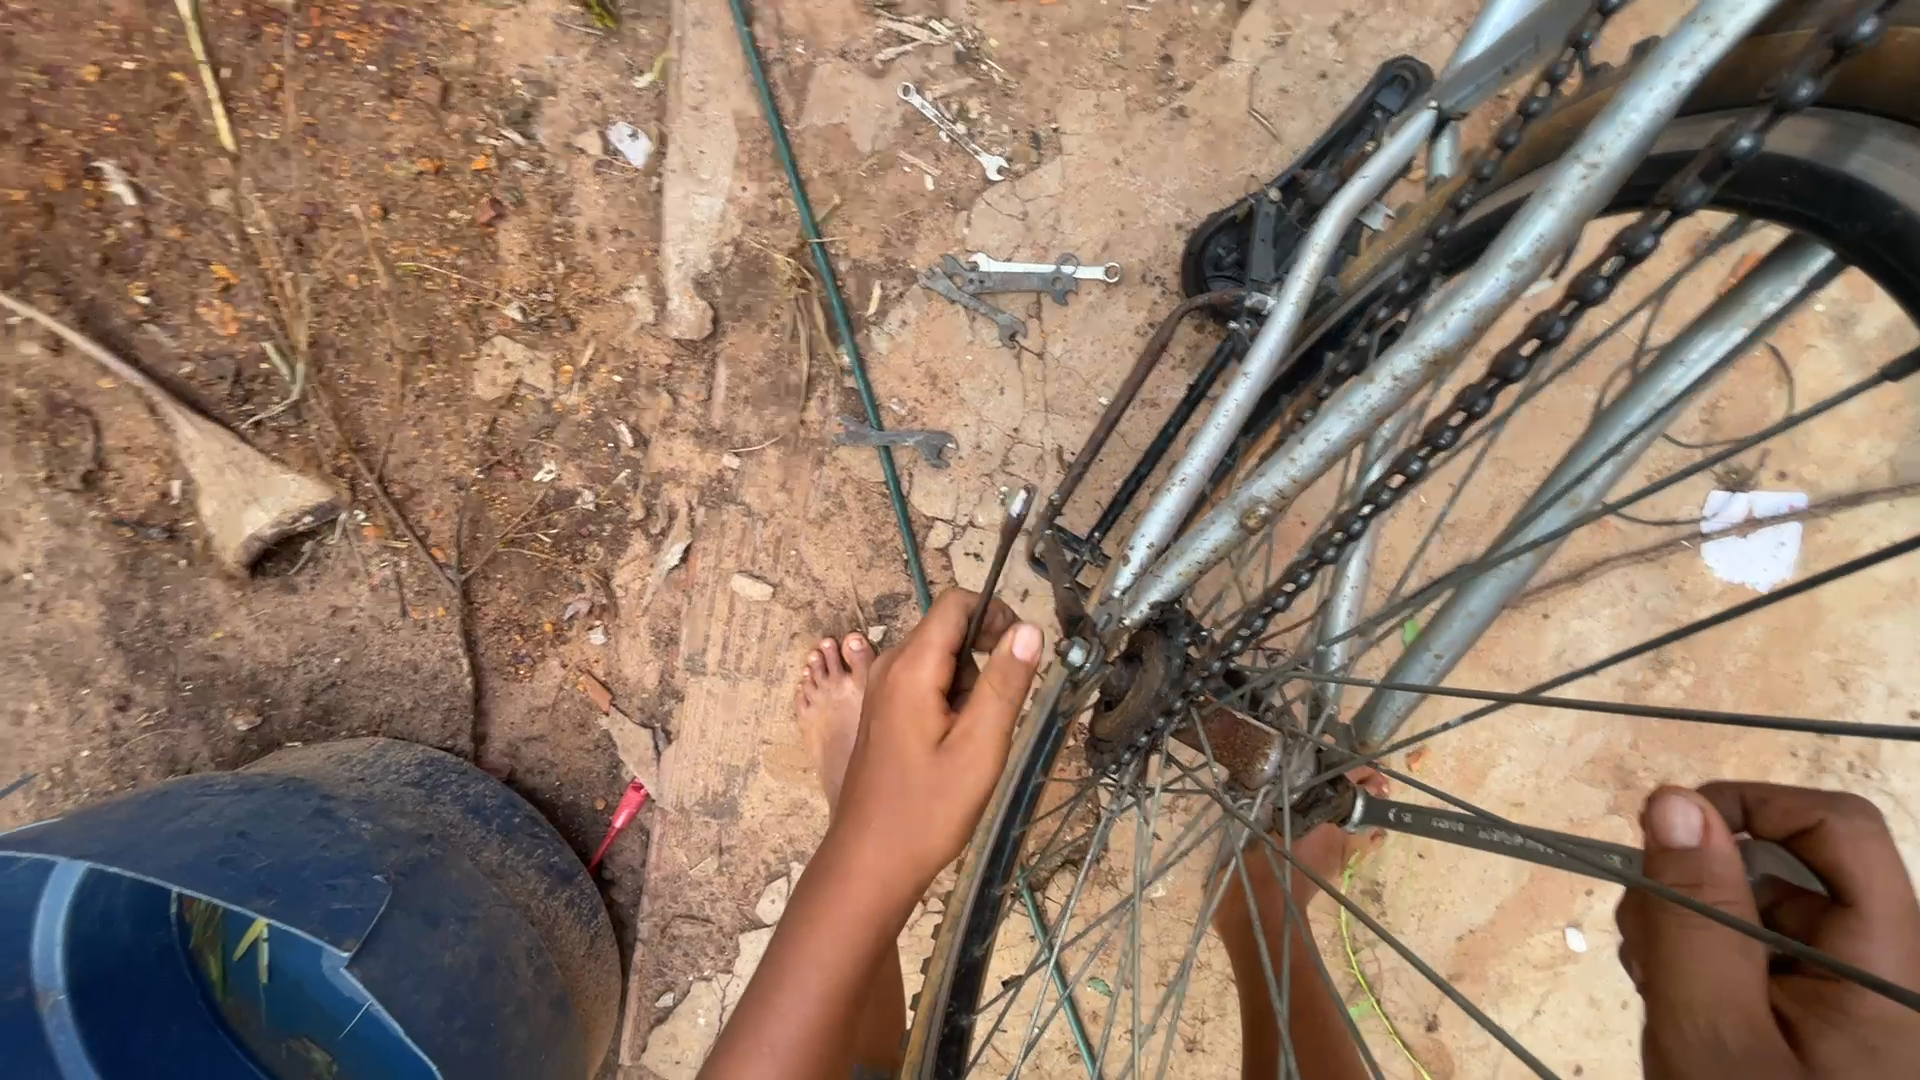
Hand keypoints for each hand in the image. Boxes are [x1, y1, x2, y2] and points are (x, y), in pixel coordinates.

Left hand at [822, 589, 1043, 907]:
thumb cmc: (928, 808)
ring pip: (939, 658)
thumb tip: (1029, 628)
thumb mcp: (980, 746)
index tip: (1019, 656)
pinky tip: (953, 745)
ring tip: (972, 739)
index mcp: (911, 666)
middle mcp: (890, 665)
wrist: (870, 860)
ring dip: (968, 684)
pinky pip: (924, 681)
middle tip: (995, 714)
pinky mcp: (882, 709)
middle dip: (983, 658)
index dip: (996, 615)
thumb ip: (1005, 682)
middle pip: (949, 630)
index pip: (956, 602)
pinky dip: (949, 700)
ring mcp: (881, 687)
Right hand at [1616, 783, 1919, 1078]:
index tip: (1663, 833)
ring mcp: (1849, 992)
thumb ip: (1694, 909)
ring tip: (1665, 988)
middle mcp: (1885, 970)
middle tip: (1651, 947)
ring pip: (1748, 905)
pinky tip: (1678, 997)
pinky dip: (1692, 952)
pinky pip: (1744, 944)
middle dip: (1691, 886)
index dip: (1747, 805)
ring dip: (1682, 923)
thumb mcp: (1709, 1026)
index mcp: (1894, 972)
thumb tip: (1674, 798)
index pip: (1837, 829)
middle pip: (1777, 867)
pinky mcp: (1814, 1009)